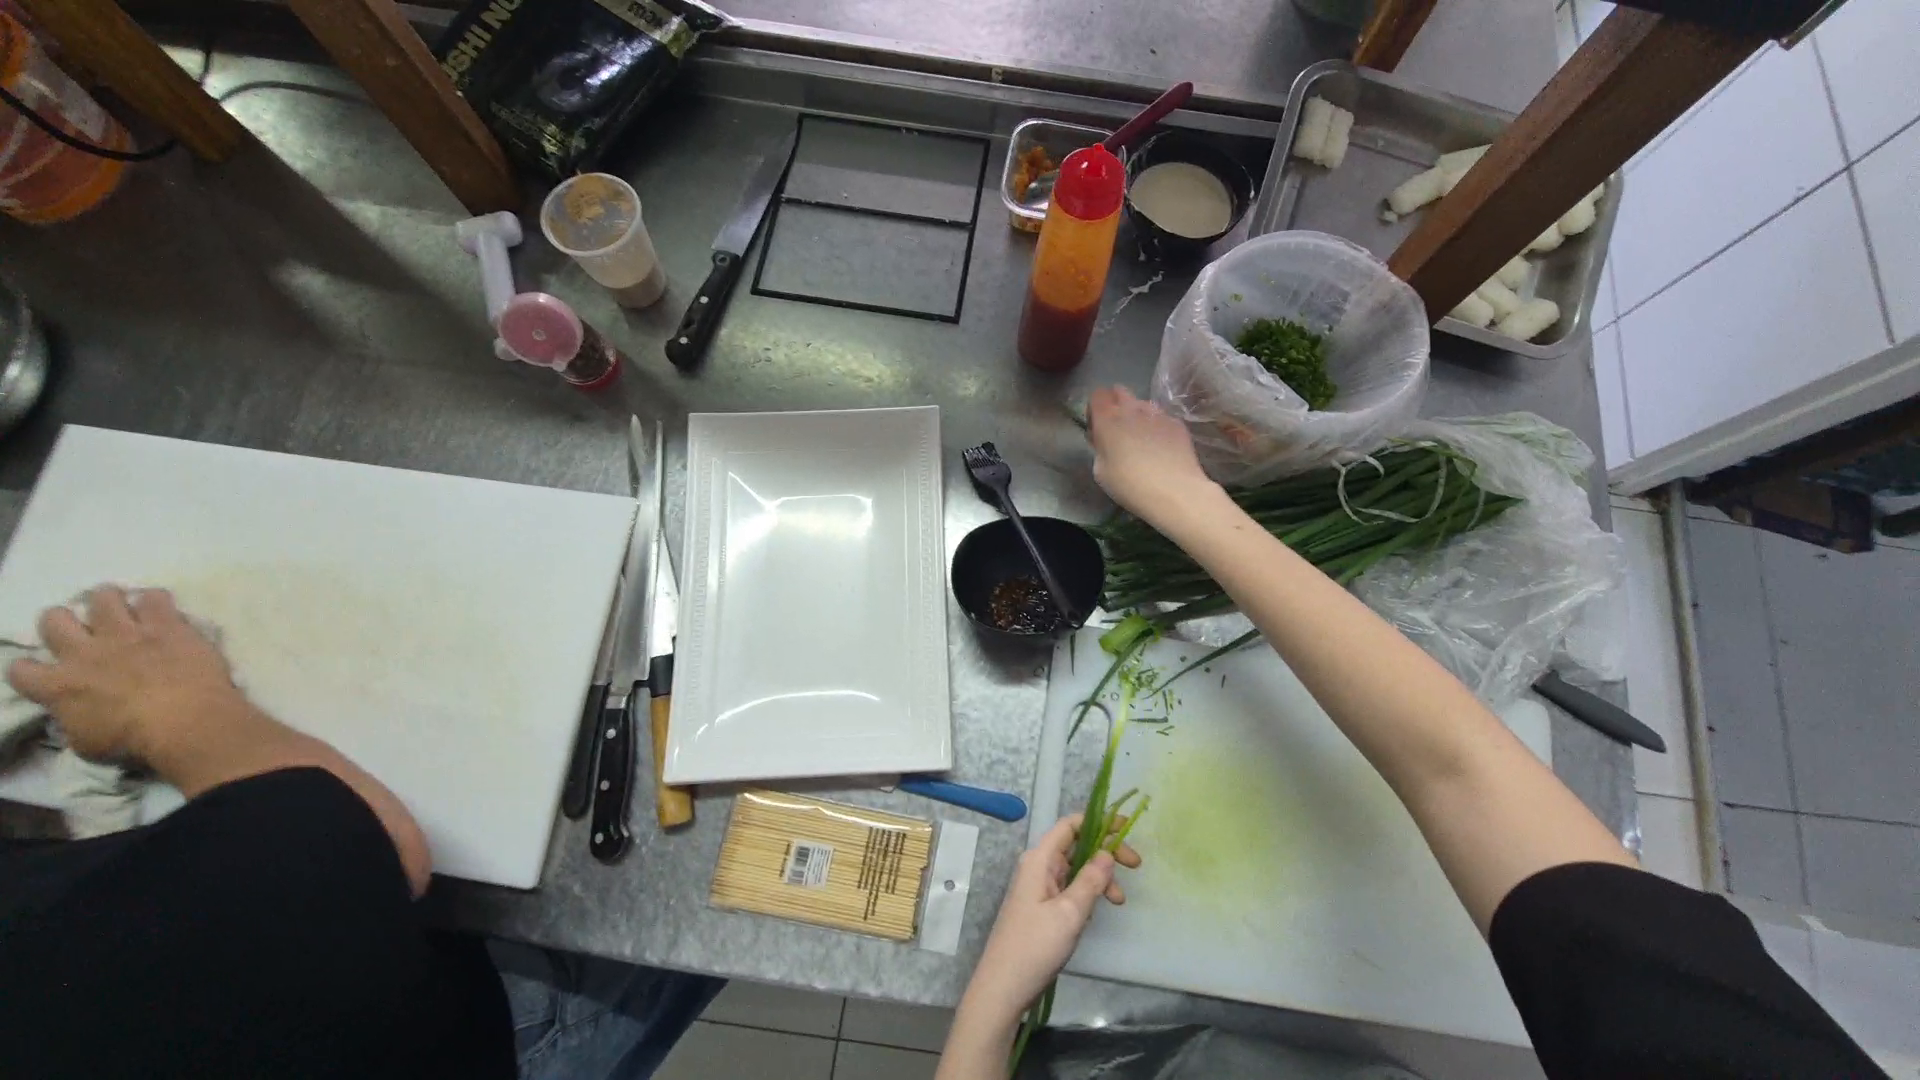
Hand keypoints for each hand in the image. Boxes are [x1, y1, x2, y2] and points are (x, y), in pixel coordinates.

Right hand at [7, 586, 258, 764]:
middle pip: (53, 619)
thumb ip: (73, 719)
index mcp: (57, 685)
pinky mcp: (167, 625)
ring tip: (122, 607)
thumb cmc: (133, 740)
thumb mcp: (85, 742)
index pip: (20, 669)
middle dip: (63, 619)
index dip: (30, 669)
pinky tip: (164, 609)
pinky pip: (156, 597)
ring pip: (104, 597)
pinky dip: (157, 600)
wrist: (185, 719)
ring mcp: (127, 634)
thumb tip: (76, 713)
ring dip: (109, 599)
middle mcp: (85, 652)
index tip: (45, 671)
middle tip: (84, 627)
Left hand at [967, 814, 1141, 1013]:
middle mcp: (1038, 867)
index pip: (1070, 825)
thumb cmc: (1035, 945)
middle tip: (1135, 866)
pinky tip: (1099, 910)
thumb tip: (1107, 853)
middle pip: (1076, 846)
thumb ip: (1090, 880)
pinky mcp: (1042, 907)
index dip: (1098, 821)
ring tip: (1120, 901)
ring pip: (1076, 869)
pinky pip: (1070, 888)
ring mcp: (1039, 888)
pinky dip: (1089, 894)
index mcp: (1040, 859)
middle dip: (1106, 852)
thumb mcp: (1069, 912)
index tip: (1126, 829)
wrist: (1004, 986)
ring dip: (1100, 878)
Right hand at [1087, 385, 1215, 523]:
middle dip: (1116, 404)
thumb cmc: (1129, 484)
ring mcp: (1158, 413)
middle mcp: (1132, 408)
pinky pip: (1162, 418)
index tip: (1097, 426)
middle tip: (1118, 430)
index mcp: (1108, 419)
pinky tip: (1162, 449)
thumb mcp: (1100, 470)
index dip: (1095, 408)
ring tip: (1143, 441)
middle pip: (1120, 391)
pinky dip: (1158, 428)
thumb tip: (1104, 440)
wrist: (1174, 491)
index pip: (1097, 394)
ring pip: (1143, 404)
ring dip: (1138, 415)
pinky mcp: (1178, 423)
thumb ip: (1100, 447)